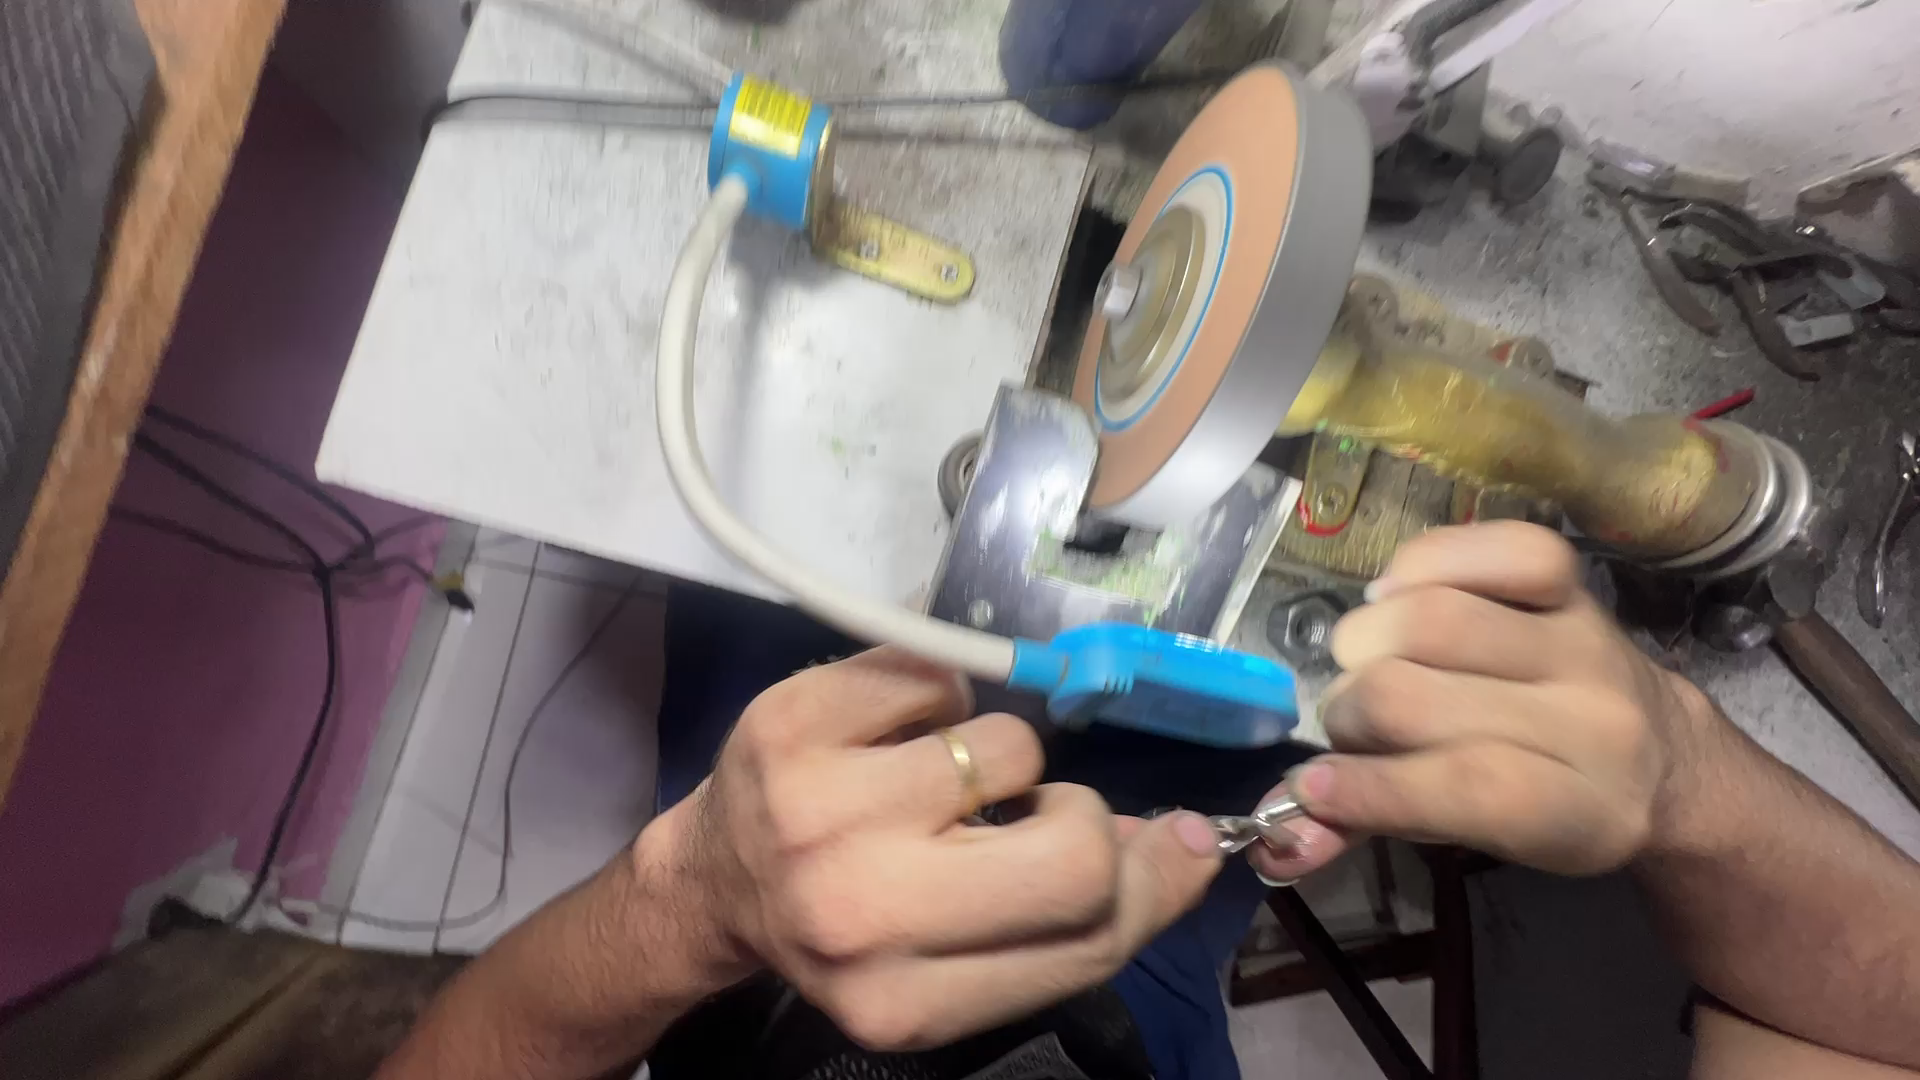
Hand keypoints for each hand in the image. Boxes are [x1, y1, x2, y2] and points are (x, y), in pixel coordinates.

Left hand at [634, 647, 1224, 1050]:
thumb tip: (1187, 841)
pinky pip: (936, 675)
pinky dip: (935, 694)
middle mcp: (859, 909)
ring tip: (934, 772)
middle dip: (1075, 809)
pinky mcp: (790, 720)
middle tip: (1030, 804)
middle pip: (1071, 848)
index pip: (1086, 935)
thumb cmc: (847, 916)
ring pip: (1007, 741)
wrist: (717, 877)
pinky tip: (892, 729)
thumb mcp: (951, 956)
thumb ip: (1065, 916)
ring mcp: (816, 807)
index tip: (1178, 837)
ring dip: (993, 751)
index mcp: (906, 1001)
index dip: (1155, 879)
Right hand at [1249, 521, 1713, 882]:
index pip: (1468, 788)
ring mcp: (1585, 644)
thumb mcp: (1465, 837)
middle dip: (1351, 709)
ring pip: (1430, 618)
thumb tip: (1276, 838)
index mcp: (1578, 812)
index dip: (1373, 787)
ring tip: (1371, 658)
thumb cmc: (1537, 805)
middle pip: (1416, 697)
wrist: (1661, 762)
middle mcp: (1593, 722)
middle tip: (1354, 719)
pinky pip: (1495, 549)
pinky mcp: (1576, 586)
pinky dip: (1422, 563)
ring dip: (1366, 641)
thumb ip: (1366, 831)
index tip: (1311, 785)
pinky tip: (1399, 593)